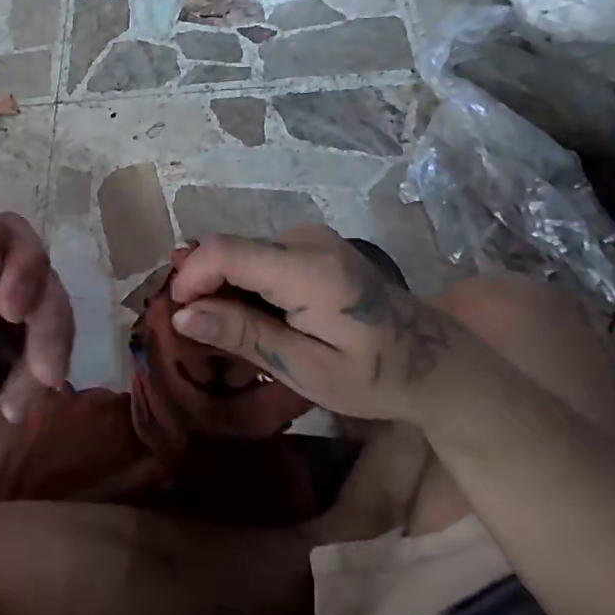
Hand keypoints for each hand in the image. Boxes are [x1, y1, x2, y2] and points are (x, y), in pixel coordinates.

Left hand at [0, 200, 73, 500]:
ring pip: (47, 282)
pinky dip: (49, 364)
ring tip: (33, 385)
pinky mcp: (34, 341)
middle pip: (11, 235)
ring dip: (48, 330)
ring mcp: (2, 310)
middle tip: (16, 313)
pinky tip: (20, 405)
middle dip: (25, 268)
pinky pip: (61, 327)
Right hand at [167, 226, 476, 421]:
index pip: (225, 252)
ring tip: (222, 331)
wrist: (436, 361)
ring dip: (219, 288)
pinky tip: (248, 316)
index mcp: (311, 271)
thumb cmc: (375, 377)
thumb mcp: (306, 370)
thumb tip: (181, 316)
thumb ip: (244, 336)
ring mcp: (309, 237)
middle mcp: (307, 240)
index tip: (178, 317)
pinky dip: (240, 284)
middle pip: (228, 250)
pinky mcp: (309, 243)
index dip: (189, 278)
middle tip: (195, 334)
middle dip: (201, 288)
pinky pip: (256, 255)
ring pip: (238, 253)